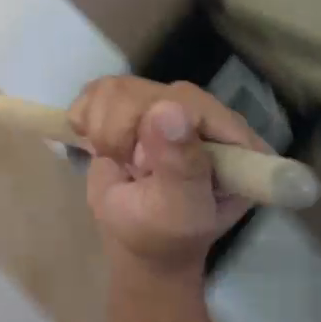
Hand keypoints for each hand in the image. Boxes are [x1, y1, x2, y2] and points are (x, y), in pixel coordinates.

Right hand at [69, 77, 269, 279]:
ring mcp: (165, 106)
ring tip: (115, 158)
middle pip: (143, 90)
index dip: (153, 127)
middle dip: (120, 131)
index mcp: (234, 142)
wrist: (130, 234)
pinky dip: (86, 118)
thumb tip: (169, 109)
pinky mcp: (129, 103)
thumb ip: (179, 165)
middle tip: (128, 166)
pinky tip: (100, 144)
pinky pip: (95, 88)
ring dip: (100, 128)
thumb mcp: (178, 210)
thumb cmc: (162, 233)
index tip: (143, 166)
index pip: (189, 103)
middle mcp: (204, 115)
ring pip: (115, 87)